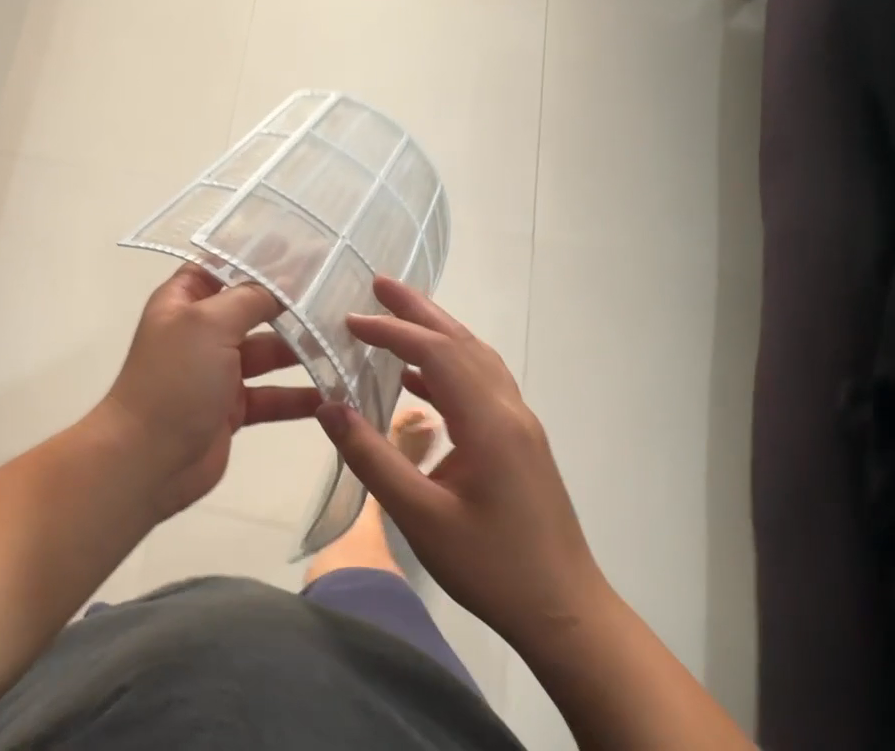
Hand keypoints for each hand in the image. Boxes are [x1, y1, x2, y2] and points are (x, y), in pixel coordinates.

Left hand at [88, 265, 322, 519]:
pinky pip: (273, 396)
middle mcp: (200, 332)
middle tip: (341, 294)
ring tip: (348, 342)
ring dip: (303, 350)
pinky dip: (300, 396)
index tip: (305, 250)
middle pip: (251, 309)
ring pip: (267, 354)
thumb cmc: (175, 379)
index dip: (257, 257)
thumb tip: (280, 285)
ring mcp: (217, 372)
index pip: (221, 267)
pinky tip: (337, 392)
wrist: (148, 458)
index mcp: (183, 303)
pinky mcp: (233, 409)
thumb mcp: (208, 324)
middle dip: (290, 305)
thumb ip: (247, 299)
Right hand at [316, 276, 611, 649]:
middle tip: (379, 283)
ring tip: (395, 318)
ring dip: (436, 333)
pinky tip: (416, 382)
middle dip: (420, 311)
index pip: (437, 353)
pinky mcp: (519, 445)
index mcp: (490, 422)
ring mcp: (519, 427)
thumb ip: (372, 457)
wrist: (565, 612)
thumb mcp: (419, 516)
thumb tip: (328, 406)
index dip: (393, 331)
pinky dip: (446, 368)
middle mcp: (510, 412)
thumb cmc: (492, 566)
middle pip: (463, 343)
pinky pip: (480, 386)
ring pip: (476, 360)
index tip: (349, 321)